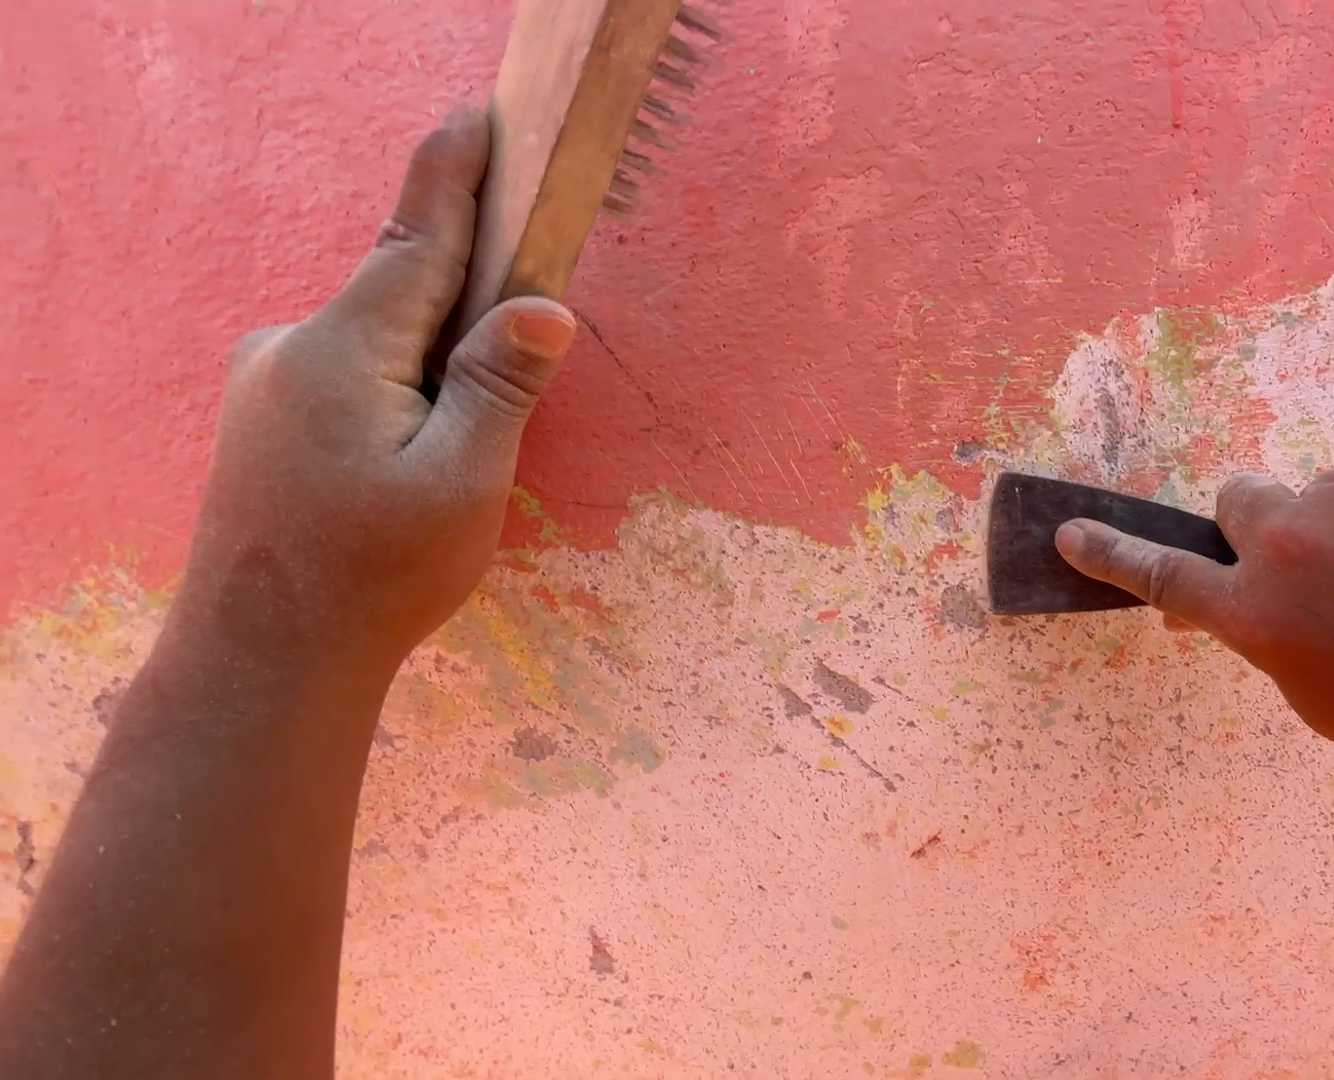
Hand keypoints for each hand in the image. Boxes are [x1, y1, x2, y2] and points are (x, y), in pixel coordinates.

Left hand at [176, 106, 575, 676]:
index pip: (412, 241)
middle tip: (531, 296)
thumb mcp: (463, 479)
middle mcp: (295, 345)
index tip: (481, 116)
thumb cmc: (382, 569)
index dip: (452, 174)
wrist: (273, 653)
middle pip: (402, 285)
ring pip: (384, 331)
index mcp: (344, 352)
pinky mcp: (275, 413)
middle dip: (469, 275)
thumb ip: (499, 385)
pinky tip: (432, 426)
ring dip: (444, 339)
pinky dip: (412, 370)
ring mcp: (274, 379)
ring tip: (483, 405)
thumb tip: (543, 303)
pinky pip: (360, 364)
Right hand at [1055, 442, 1333, 787]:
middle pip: (1237, 499)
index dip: (1109, 552)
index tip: (1068, 531)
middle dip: (1259, 524)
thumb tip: (1242, 596)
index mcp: (1260, 616)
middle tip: (1316, 562)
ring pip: (1326, 493)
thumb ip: (1271, 640)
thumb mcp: (1331, 703)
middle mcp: (1288, 541)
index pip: (1159, 574)